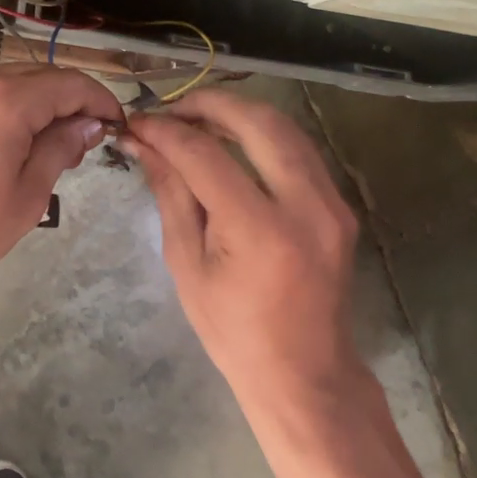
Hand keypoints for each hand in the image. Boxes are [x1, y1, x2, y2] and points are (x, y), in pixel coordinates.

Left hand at [0, 62, 121, 299]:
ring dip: (32, 105)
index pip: (71, 82)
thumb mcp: (25, 199)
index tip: (115, 125)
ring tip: (37, 149)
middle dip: (67, 103)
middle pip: (38, 77)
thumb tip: (86, 123)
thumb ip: (59, 150)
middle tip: (78, 146)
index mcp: (6, 98)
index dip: (100, 100)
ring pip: (4, 82)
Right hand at [123, 90, 361, 398]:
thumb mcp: (186, 262)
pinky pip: (299, 148)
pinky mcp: (339, 205)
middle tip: (170, 110)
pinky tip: (231, 140)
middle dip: (208, 104)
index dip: (166, 131)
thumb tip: (142, 142)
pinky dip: (262, 133)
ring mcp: (331, 204)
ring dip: (237, 112)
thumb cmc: (232, 329)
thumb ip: (169, 192)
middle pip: (257, 122)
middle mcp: (305, 206)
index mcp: (260, 231)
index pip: (204, 154)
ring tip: (196, 118)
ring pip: (285, 126)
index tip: (136, 123)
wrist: (304, 373)